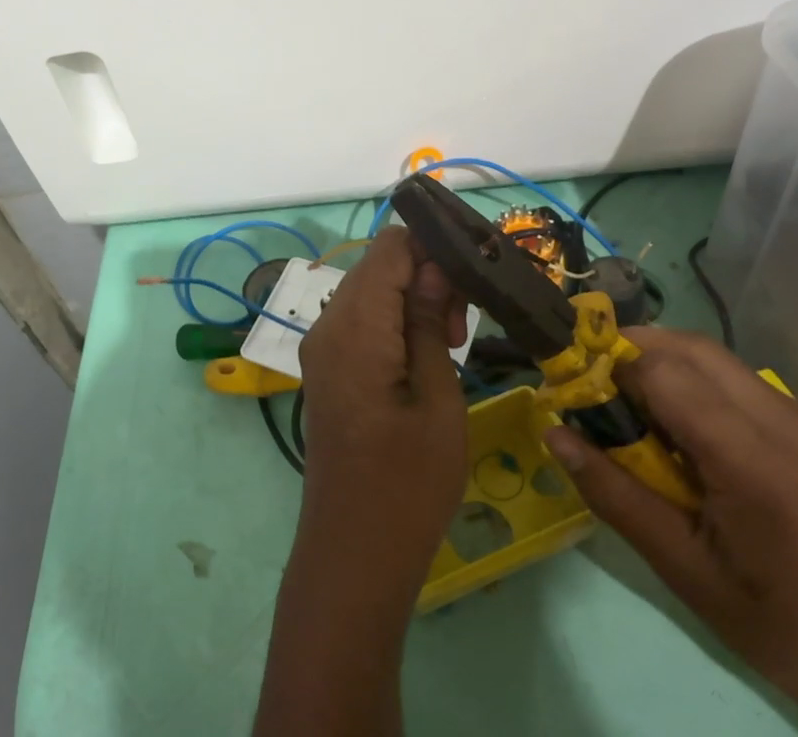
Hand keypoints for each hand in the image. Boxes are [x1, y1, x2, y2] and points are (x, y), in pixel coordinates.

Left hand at [254, 227, 468, 736]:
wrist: (354, 550)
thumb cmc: (408, 482)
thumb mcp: (436, 399)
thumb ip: (426, 324)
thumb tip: (431, 268)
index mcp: (352, 326)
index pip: (390, 247)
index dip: (435, 247)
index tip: (477, 275)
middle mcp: (325, 326)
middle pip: (377, 266)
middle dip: (426, 275)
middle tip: (462, 325)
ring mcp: (320, 350)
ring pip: (369, 293)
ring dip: (411, 300)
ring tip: (449, 345)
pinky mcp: (326, 372)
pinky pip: (359, 324)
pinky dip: (392, 323)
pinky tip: (424, 356)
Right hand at [544, 328, 797, 735]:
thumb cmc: (790, 632)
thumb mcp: (687, 572)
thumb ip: (617, 496)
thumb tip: (556, 436)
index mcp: (756, 463)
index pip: (664, 371)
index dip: (607, 368)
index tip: (569, 393)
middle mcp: (792, 425)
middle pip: (692, 348)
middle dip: (631, 352)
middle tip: (591, 394)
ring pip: (721, 364)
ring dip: (666, 371)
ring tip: (633, 422)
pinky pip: (748, 391)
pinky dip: (702, 393)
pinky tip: (688, 446)